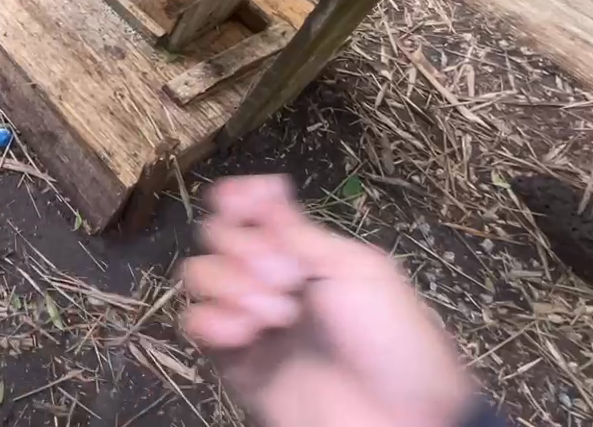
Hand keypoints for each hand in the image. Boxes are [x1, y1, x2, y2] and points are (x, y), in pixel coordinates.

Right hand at [180, 175, 478, 426]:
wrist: (397, 423)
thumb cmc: (392, 341)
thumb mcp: (361, 270)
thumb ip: (300, 229)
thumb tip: (263, 189)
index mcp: (299, 253)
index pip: (247, 207)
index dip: (237, 196)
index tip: (241, 201)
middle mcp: (266, 278)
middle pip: (216, 232)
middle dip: (242, 246)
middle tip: (285, 277)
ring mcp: (247, 316)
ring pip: (199, 272)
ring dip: (230, 283)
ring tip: (273, 315)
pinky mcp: (232, 357)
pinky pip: (195, 322)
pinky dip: (214, 321)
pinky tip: (245, 334)